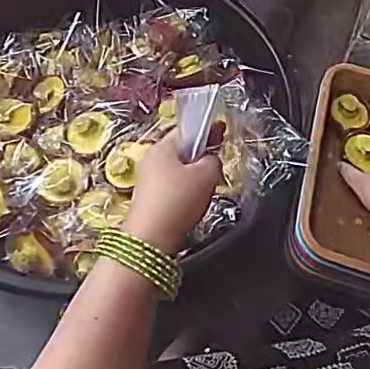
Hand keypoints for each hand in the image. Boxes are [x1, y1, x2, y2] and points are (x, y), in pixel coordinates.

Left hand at [123, 129, 223, 252]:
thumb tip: (211, 160)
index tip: (222, 136)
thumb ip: (214, 160)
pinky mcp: (148, 198)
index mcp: (162, 146)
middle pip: (182, 151)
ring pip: (178, 171)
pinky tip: (192, 204)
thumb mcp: (206, 175)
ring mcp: (147, 179)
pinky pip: (171, 187)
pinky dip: (184, 192)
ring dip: (194, 177)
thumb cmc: (178, 200)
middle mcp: (150, 159)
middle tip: (216, 170)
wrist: (151, 238)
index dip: (207, 131)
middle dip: (201, 158)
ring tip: (206, 190)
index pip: (187, 130)